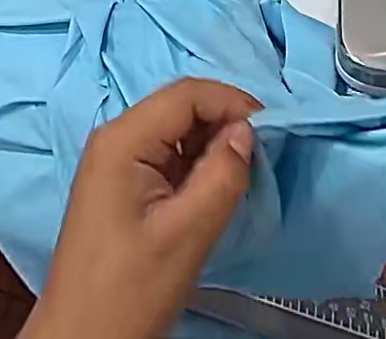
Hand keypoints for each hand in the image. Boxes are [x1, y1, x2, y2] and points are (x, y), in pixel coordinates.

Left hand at [21, 78, 261, 338]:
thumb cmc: (128, 291)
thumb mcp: (185, 236)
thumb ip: (221, 177)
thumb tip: (246, 132)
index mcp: (123, 138)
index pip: (185, 94)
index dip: (230, 101)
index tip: (269, 129)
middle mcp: (116, 136)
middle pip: (179, 106)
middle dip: (223, 119)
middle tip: (259, 151)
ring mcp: (117, 157)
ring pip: (175, 127)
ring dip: (211, 140)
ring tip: (242, 168)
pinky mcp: (123, 179)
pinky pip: (167, 152)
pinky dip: (196, 159)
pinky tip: (215, 181)